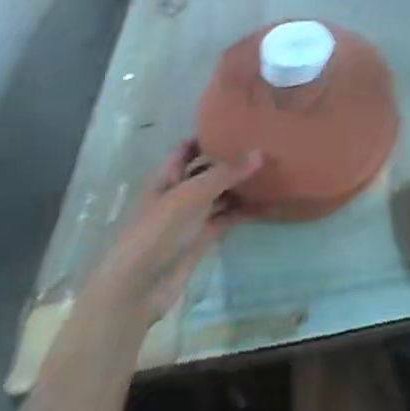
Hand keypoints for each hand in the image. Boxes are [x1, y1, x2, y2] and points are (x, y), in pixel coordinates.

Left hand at [90, 140, 262, 324]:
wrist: (137, 289)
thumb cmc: (155, 233)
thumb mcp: (189, 196)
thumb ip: (225, 174)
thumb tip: (261, 152)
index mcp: (166, 177)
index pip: (188, 148)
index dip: (208, 134)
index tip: (239, 121)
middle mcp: (179, 192)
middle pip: (207, 169)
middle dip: (230, 158)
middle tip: (265, 142)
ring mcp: (191, 216)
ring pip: (220, 193)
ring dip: (240, 183)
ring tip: (272, 167)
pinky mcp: (202, 238)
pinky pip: (227, 216)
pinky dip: (244, 209)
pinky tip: (266, 199)